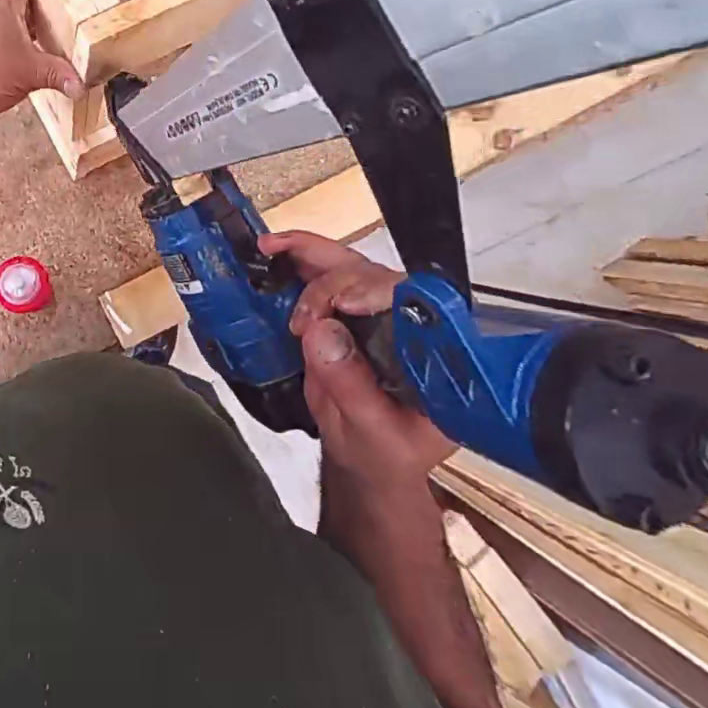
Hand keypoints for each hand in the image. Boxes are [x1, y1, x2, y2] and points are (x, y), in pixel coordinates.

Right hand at [259, 231, 455, 489]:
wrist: (369, 458)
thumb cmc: (384, 453)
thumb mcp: (372, 431)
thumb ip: (351, 386)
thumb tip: (322, 332)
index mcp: (435, 353)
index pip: (414, 304)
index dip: (376, 293)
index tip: (339, 306)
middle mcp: (412, 324)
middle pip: (378, 278)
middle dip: (331, 279)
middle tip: (297, 304)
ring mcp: (382, 313)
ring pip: (352, 267)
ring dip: (310, 254)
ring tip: (272, 249)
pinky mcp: (352, 310)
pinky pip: (329, 276)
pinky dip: (299, 261)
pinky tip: (274, 255)